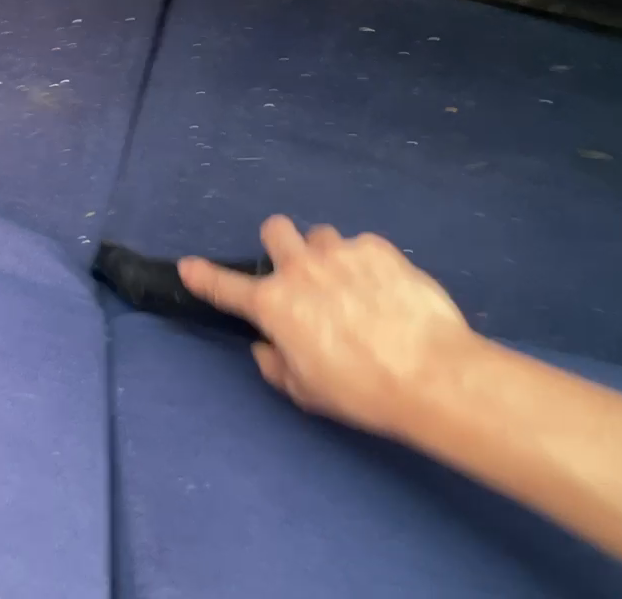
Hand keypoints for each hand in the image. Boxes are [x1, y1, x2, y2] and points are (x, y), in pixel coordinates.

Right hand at [179, 215, 478, 436]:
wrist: (434, 375)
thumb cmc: (361, 391)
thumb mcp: (307, 391)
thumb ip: (276, 365)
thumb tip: (267, 346)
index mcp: (273, 305)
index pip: (224, 286)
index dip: (202, 276)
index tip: (188, 266)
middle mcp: (299, 269)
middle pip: (274, 229)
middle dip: (280, 245)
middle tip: (300, 272)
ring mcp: (339, 252)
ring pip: (321, 236)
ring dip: (327, 255)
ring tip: (353, 285)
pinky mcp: (379, 248)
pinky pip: (362, 246)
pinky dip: (367, 264)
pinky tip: (388, 291)